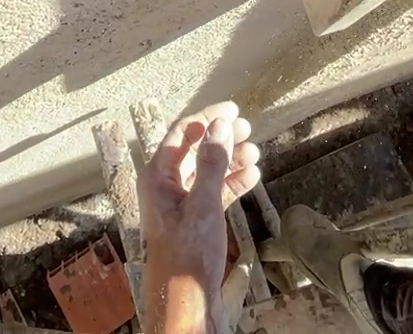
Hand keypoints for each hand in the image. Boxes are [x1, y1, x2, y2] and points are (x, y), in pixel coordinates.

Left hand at [136, 102, 261, 332]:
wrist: (186, 304)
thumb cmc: (187, 256)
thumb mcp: (203, 205)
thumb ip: (212, 163)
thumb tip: (220, 124)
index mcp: (158, 176)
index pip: (183, 133)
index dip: (207, 118)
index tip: (232, 109)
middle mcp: (166, 186)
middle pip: (196, 150)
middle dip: (221, 138)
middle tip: (247, 128)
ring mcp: (181, 204)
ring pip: (207, 171)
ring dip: (230, 160)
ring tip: (254, 152)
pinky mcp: (195, 221)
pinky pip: (214, 193)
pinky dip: (232, 183)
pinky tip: (252, 176)